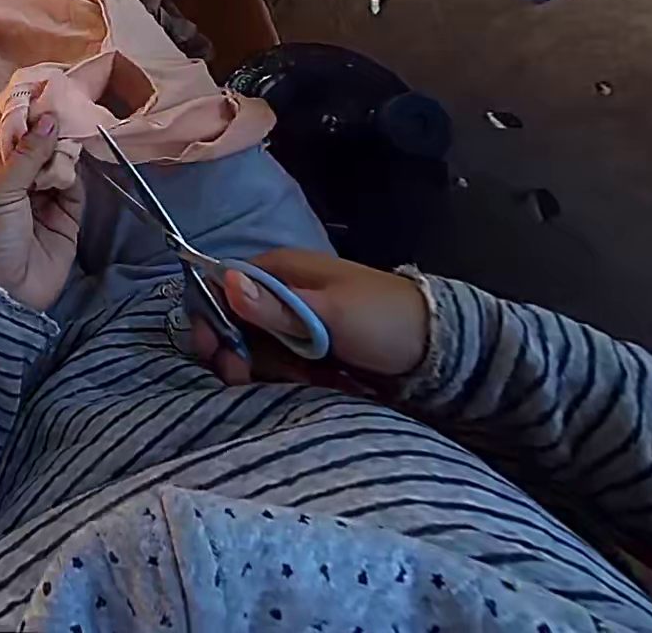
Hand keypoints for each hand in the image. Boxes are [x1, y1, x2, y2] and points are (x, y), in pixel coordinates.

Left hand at [0, 115, 83, 310]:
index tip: (46, 102)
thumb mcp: (2, 190)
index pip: (17, 147)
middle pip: (41, 156)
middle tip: (64, 115)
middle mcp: (22, 189)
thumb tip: (49, 119)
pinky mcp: (67, 221)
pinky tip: (72, 167)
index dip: (30, 127)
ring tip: (68, 141)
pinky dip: (75, 178)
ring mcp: (46, 205)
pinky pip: (75, 192)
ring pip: (60, 170)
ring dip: (63, 156)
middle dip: (51, 138)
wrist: (4, 292)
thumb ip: (28, 154)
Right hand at [191, 248, 429, 384]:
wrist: (440, 349)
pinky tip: (309, 383)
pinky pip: (281, 359)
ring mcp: (296, 318)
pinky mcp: (310, 343)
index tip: (213, 352)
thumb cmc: (383, 320)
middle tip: (245, 378)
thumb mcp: (329, 315)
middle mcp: (281, 289)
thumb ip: (275, 305)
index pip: (223, 285)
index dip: (211, 316)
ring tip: (299, 380)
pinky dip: (287, 374)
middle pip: (235, 319)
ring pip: (256, 344)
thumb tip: (225, 280)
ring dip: (266, 367)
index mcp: (280, 269)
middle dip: (238, 350)